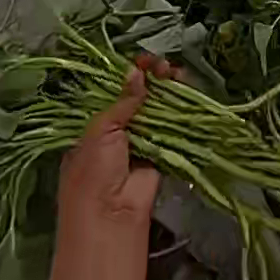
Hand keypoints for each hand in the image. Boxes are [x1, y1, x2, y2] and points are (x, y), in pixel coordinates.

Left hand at [44, 58, 175, 279]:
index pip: (114, 91)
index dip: (128, 74)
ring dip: (167, 87)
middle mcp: (118, 130)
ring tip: (175, 72)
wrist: (111, 218)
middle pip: (138, 96)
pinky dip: (181, 106)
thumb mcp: (100, 130)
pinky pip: (173, 123)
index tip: (142, 60)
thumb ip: (122, 100)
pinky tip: (186, 89)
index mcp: (95, 124)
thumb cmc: (94, 173)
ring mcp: (141, 140)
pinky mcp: (162, 150)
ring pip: (157, 106)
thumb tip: (136, 72)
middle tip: (161, 65)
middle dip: (150, 77)